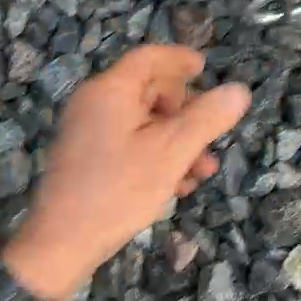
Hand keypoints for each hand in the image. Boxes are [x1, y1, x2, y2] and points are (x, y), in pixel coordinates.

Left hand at [4, 45, 250, 300]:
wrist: (61, 243)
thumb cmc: (118, 190)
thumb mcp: (171, 153)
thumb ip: (206, 119)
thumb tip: (239, 91)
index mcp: (110, 90)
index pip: (149, 57)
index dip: (179, 59)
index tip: (204, 67)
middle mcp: (94, 103)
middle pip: (149, 91)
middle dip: (186, 114)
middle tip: (211, 137)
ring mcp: (87, 132)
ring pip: (143, 123)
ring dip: (177, 142)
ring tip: (202, 173)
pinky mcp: (86, 159)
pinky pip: (128, 144)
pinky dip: (155, 156)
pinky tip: (176, 187)